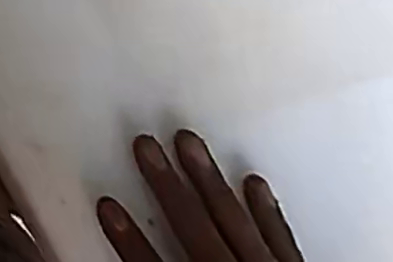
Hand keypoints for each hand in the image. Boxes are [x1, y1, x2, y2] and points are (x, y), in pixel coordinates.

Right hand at [98, 131, 302, 261]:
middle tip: (145, 144)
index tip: (107, 207)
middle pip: (197, 234)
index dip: (131, 242)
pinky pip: (285, 247)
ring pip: (238, 227)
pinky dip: (268, 215)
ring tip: (190, 143)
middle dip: (169, 187)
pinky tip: (254, 185)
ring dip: (211, 183)